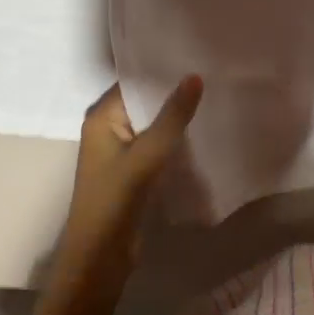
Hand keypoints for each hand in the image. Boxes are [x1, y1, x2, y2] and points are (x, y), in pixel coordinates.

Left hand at [31, 76, 203, 314]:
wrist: (98, 262)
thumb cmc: (113, 203)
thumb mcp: (145, 158)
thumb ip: (171, 118)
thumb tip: (195, 76)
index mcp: (101, 116)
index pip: (134, 80)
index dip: (162, 68)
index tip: (196, 53)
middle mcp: (108, 126)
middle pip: (145, 99)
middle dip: (174, 89)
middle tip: (214, 69)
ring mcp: (121, 149)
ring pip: (153, 121)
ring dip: (177, 113)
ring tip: (215, 92)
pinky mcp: (134, 169)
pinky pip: (158, 142)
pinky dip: (176, 136)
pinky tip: (204, 127)